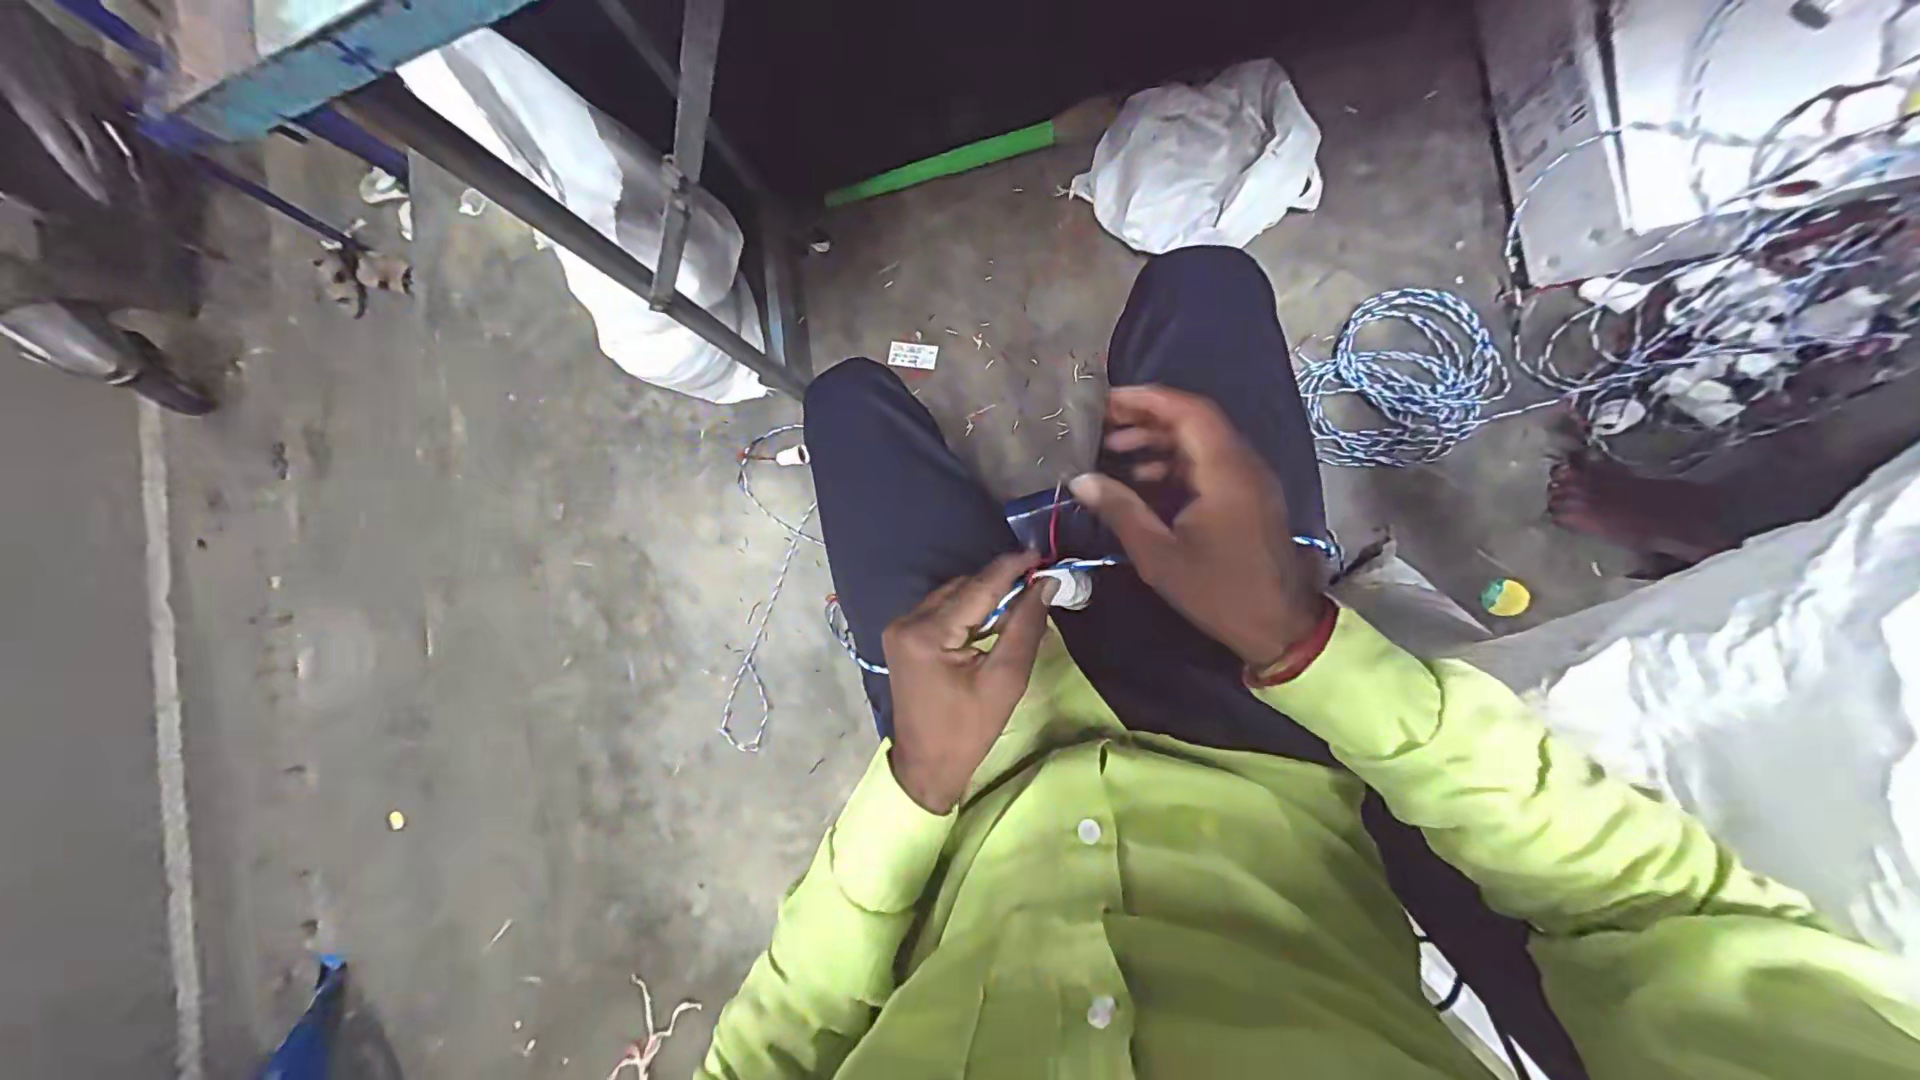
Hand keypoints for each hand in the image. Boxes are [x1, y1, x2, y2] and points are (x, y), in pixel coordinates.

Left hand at [884, 551, 1054, 812]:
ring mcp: (900, 627)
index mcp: (927, 633)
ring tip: (1020, 600)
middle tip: (1037, 582)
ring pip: (952, 594)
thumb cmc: (968, 730)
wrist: (926, 766)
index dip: (1011, 568)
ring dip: (985, 595)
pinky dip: (968, 608)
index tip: (1039, 553)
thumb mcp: (1005, 680)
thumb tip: (1045, 584)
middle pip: (963, 587)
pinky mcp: (902, 635)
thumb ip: (1025, 627)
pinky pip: (942, 609)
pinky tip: (992, 617)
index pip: (978, 588)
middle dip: (1000, 582)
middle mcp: (907, 621)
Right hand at [1069, 385, 1326, 667]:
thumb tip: (1082, 480)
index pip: (1188, 411)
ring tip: (1115, 452)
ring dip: (1158, 441)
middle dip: (1146, 418)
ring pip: (1200, 442)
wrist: (1279, 626)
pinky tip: (1142, 481)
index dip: (1146, 399)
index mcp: (1224, 471)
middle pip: (1193, 421)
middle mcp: (1242, 464)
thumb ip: (1120, 511)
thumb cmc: (1218, 591)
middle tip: (1103, 425)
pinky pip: (1208, 464)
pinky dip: (1174, 463)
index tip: (1107, 401)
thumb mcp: (1159, 555)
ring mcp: (1248, 479)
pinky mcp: (1247, 496)